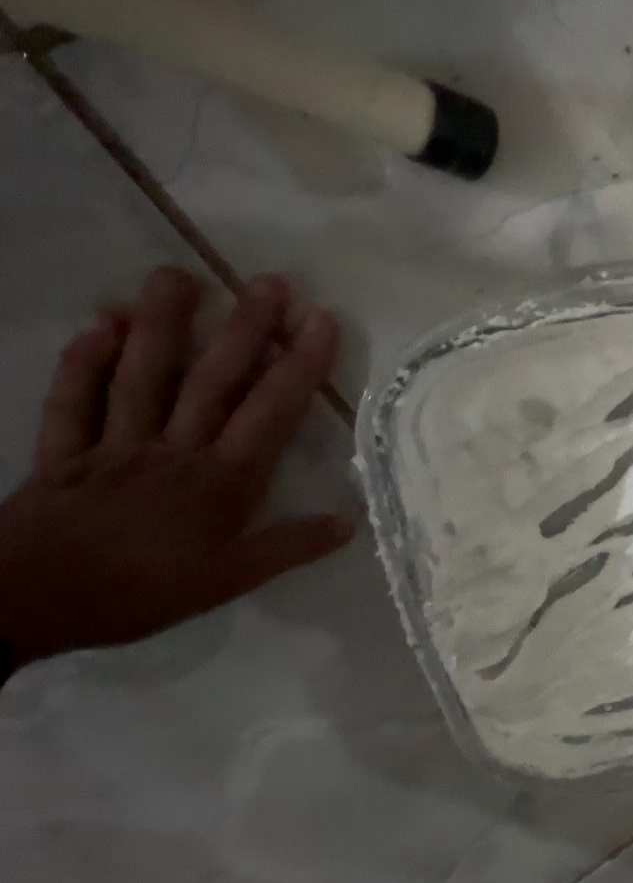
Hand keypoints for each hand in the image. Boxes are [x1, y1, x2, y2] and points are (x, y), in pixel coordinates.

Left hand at [0, 267, 352, 668]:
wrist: (19, 605)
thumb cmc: (138, 593)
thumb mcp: (229, 582)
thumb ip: (289, 548)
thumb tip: (350, 521)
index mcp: (221, 481)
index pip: (270, 412)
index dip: (299, 364)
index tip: (320, 322)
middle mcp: (173, 450)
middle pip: (213, 381)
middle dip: (245, 329)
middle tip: (269, 283)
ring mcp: (114, 446)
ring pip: (143, 377)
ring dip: (163, 325)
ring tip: (177, 277)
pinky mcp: (62, 454)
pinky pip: (73, 401)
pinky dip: (83, 361)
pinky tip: (101, 325)